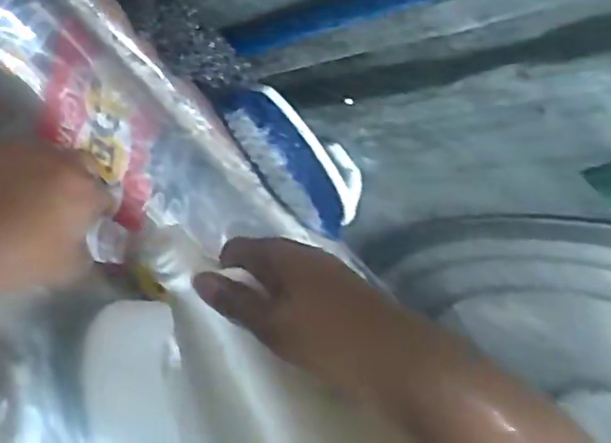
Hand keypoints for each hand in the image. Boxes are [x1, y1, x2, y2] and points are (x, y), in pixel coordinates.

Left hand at [0, 141, 111, 286]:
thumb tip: (90, 242)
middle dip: (82, 179)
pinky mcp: (7, 148)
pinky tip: (16, 179)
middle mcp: (65, 162)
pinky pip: (25, 152)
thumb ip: (89, 250)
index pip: (106, 196)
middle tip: (71, 200)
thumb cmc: (32, 256)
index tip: (92, 221)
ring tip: (42, 187)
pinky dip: (26, 163)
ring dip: (55, 167)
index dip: (100, 210)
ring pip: (54, 154)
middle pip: (84, 164)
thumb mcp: (73, 268)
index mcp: (87, 190)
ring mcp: (34, 150)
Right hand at [193, 238, 476, 413]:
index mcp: (282, 252)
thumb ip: (236, 301)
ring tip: (270, 320)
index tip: (217, 290)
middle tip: (240, 307)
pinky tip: (305, 325)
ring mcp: (334, 271)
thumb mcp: (274, 326)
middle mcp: (306, 252)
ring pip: (292, 272)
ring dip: (277, 290)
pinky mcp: (355, 294)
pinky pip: (313, 288)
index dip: (223, 264)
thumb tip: (198, 276)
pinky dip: (301, 301)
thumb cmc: (331, 340)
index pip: (239, 245)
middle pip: (266, 255)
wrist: (413, 365)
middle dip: (250, 276)